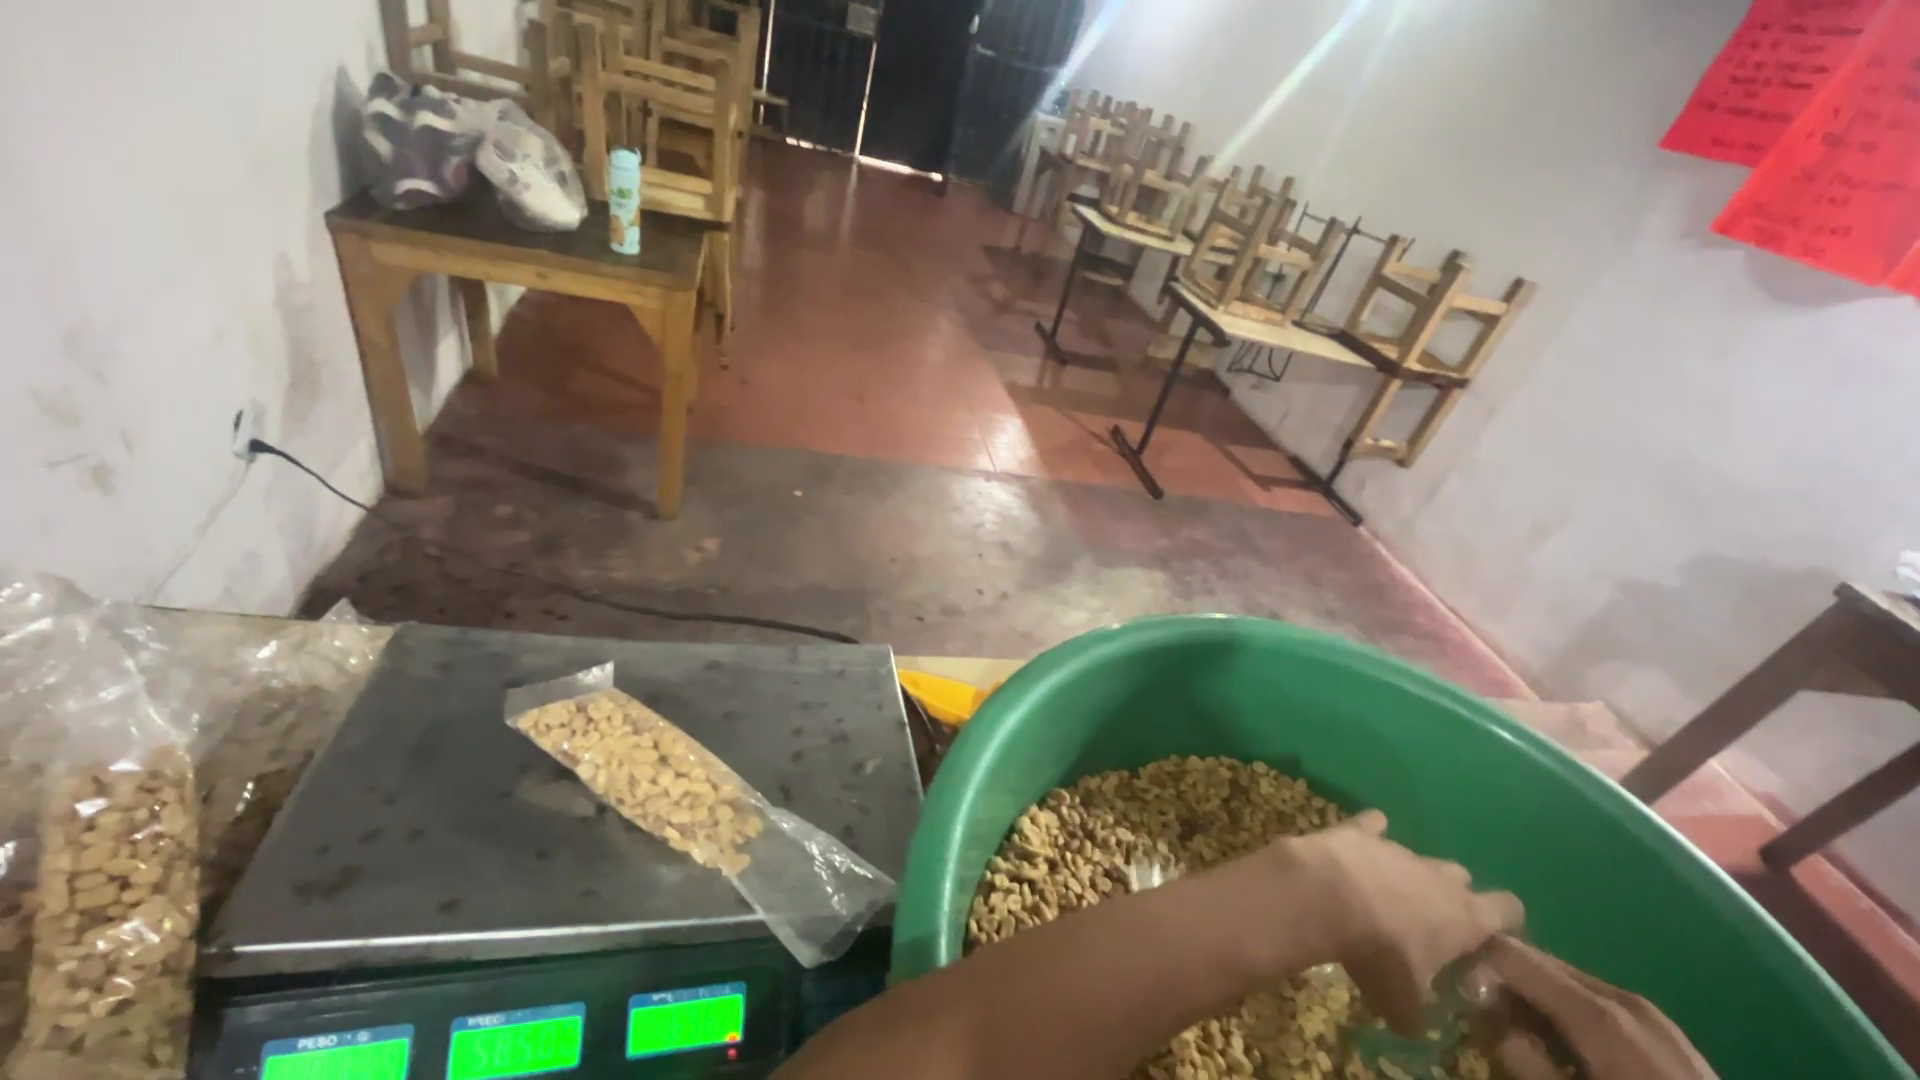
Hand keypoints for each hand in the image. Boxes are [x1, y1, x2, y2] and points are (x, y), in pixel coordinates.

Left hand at [1273, 810, 1522, 1034]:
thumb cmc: (1378, 954)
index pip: (1509, 909)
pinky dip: (1369, 832)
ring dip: (1405, 874)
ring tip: (1382, 895)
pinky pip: (1372, 825)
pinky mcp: (1360, 832)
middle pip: (1460, 878)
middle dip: (1449, 896)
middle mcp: (1439, 876)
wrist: (1325, 896)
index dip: (1504, 921)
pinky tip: (1359, 842)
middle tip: (1426, 922)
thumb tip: (1413, 1023)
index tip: (1488, 937)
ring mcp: (1399, 849)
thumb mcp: (1402, 1003)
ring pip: (1415, 857)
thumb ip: (1416, 1014)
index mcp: (1466, 916)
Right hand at [1480, 936, 1716, 1079]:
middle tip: (1485, 1019)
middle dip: (1504, 983)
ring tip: (1525, 1034)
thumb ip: (1528, 1062)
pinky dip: (1569, 1012)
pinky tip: (1570, 1046)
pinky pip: (1597, 1002)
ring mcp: (1646, 1011)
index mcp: (1596, 1013)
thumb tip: (1492, 1024)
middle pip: (1539, 963)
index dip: (1475, 964)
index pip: (1511, 952)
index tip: (1457, 994)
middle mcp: (1619, 997)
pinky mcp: (1662, 1029)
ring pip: (1567, 982)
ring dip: (1536, 999)